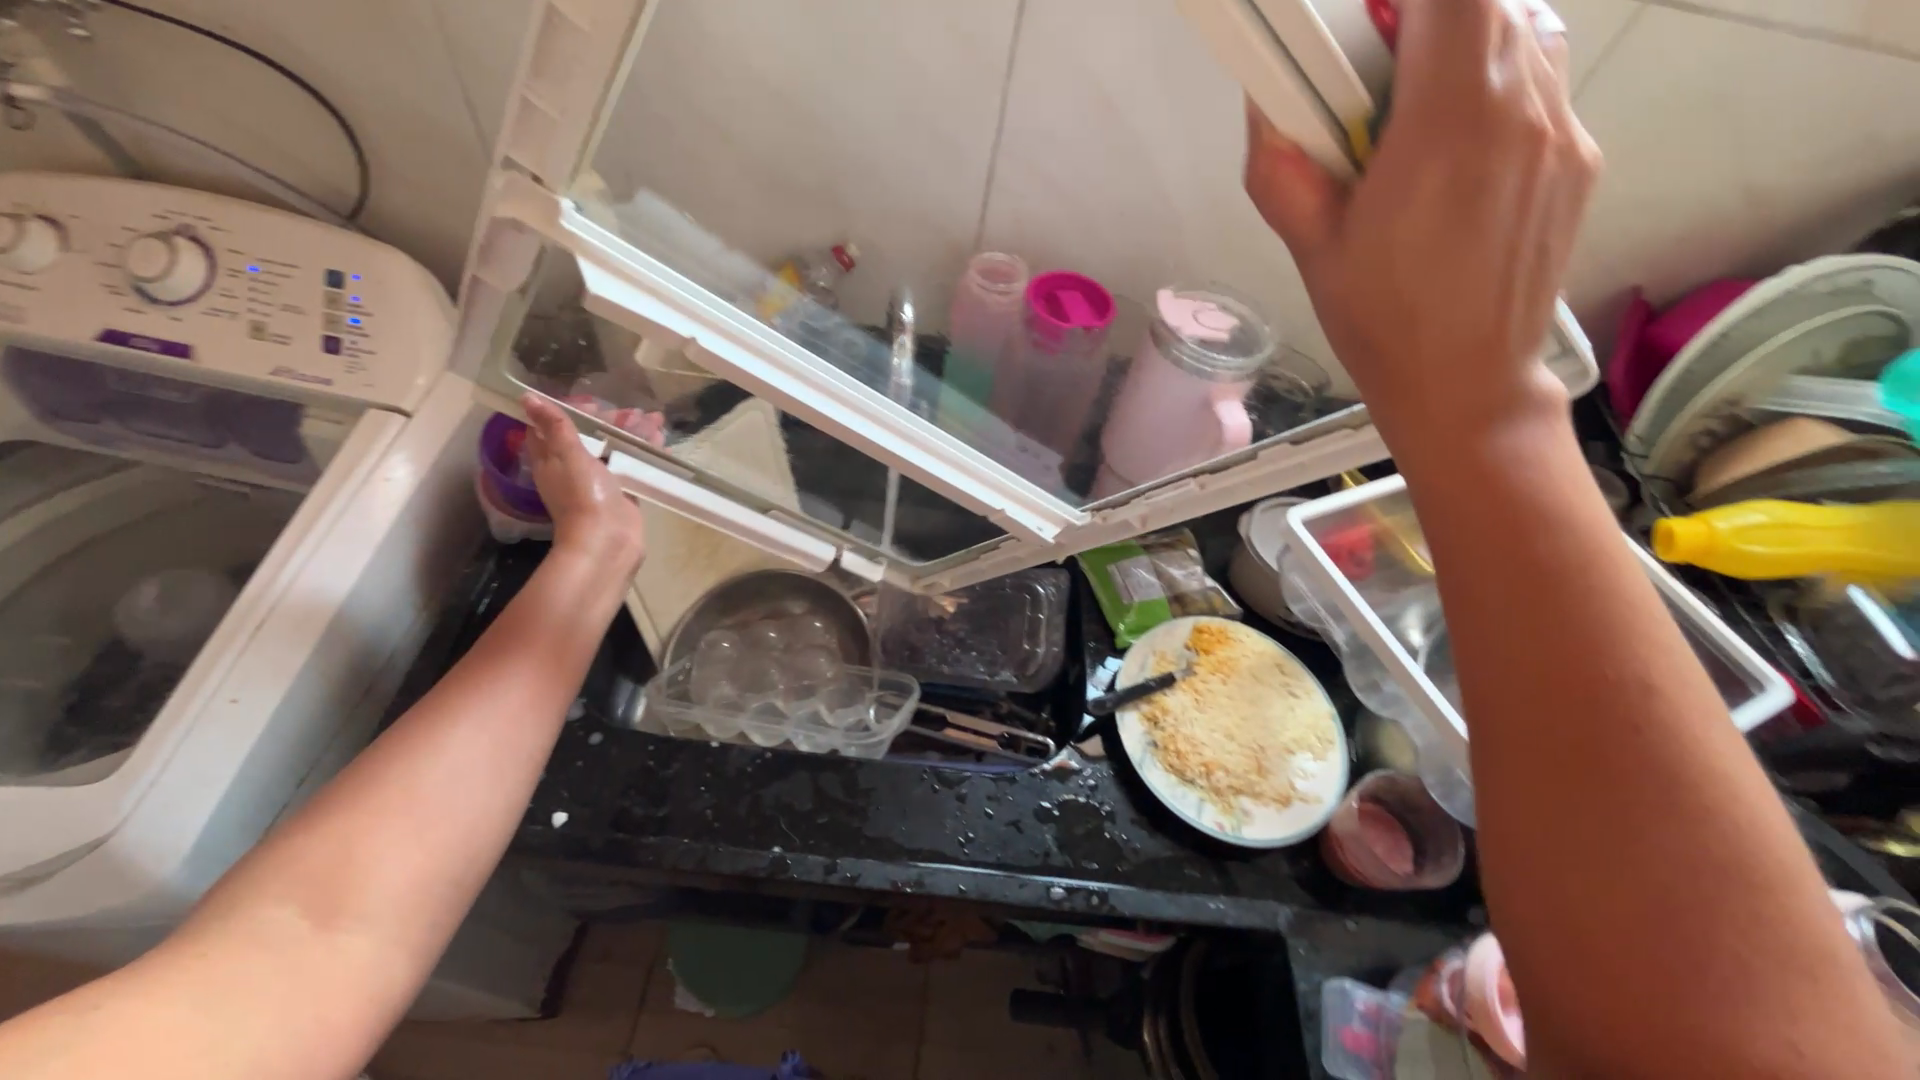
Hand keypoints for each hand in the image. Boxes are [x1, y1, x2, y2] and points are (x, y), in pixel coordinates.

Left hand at [520, 393, 646, 571]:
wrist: (608, 540)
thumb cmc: (583, 495)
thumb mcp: (567, 454)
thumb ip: (554, 426)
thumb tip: (526, 397)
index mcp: (552, 458)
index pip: (553, 426)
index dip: (571, 410)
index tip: (595, 403)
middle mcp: (573, 467)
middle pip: (590, 435)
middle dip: (613, 421)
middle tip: (636, 413)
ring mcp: (599, 480)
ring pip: (614, 448)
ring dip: (634, 434)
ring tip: (657, 421)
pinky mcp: (622, 491)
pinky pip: (632, 464)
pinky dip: (645, 452)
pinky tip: (661, 442)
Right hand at [1243, 0, 1600, 440]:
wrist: (1467, 385)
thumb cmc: (1380, 320)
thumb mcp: (1309, 245)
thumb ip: (1281, 163)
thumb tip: (1267, 97)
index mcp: (1450, 119)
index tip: (1368, 22)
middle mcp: (1525, 104)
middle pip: (1489, 2)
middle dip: (1428, 19)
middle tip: (1375, 82)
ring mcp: (1564, 129)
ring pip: (1524, 31)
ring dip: (1467, 46)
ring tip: (1420, 118)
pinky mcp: (1582, 157)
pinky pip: (1542, 82)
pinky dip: (1497, 87)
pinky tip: (1460, 159)